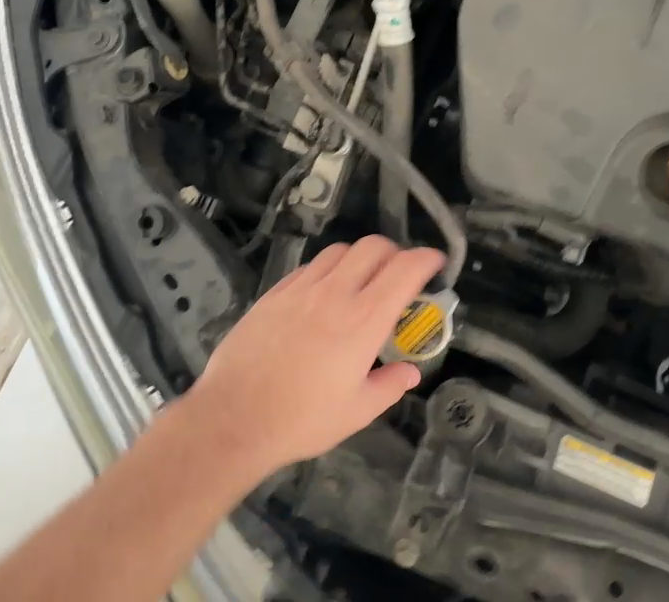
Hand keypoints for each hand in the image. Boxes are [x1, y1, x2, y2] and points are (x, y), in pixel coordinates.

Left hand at [174, 235, 445, 474]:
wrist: (233, 419)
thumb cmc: (301, 420)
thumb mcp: (357, 412)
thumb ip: (390, 386)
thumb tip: (410, 371)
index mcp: (364, 320)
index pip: (405, 270)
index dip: (427, 259)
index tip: (436, 264)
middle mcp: (335, 294)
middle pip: (374, 247)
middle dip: (396, 253)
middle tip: (400, 274)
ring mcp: (300, 289)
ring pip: (339, 251)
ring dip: (359, 258)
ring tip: (361, 281)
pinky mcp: (273, 294)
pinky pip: (309, 267)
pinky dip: (327, 271)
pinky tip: (323, 294)